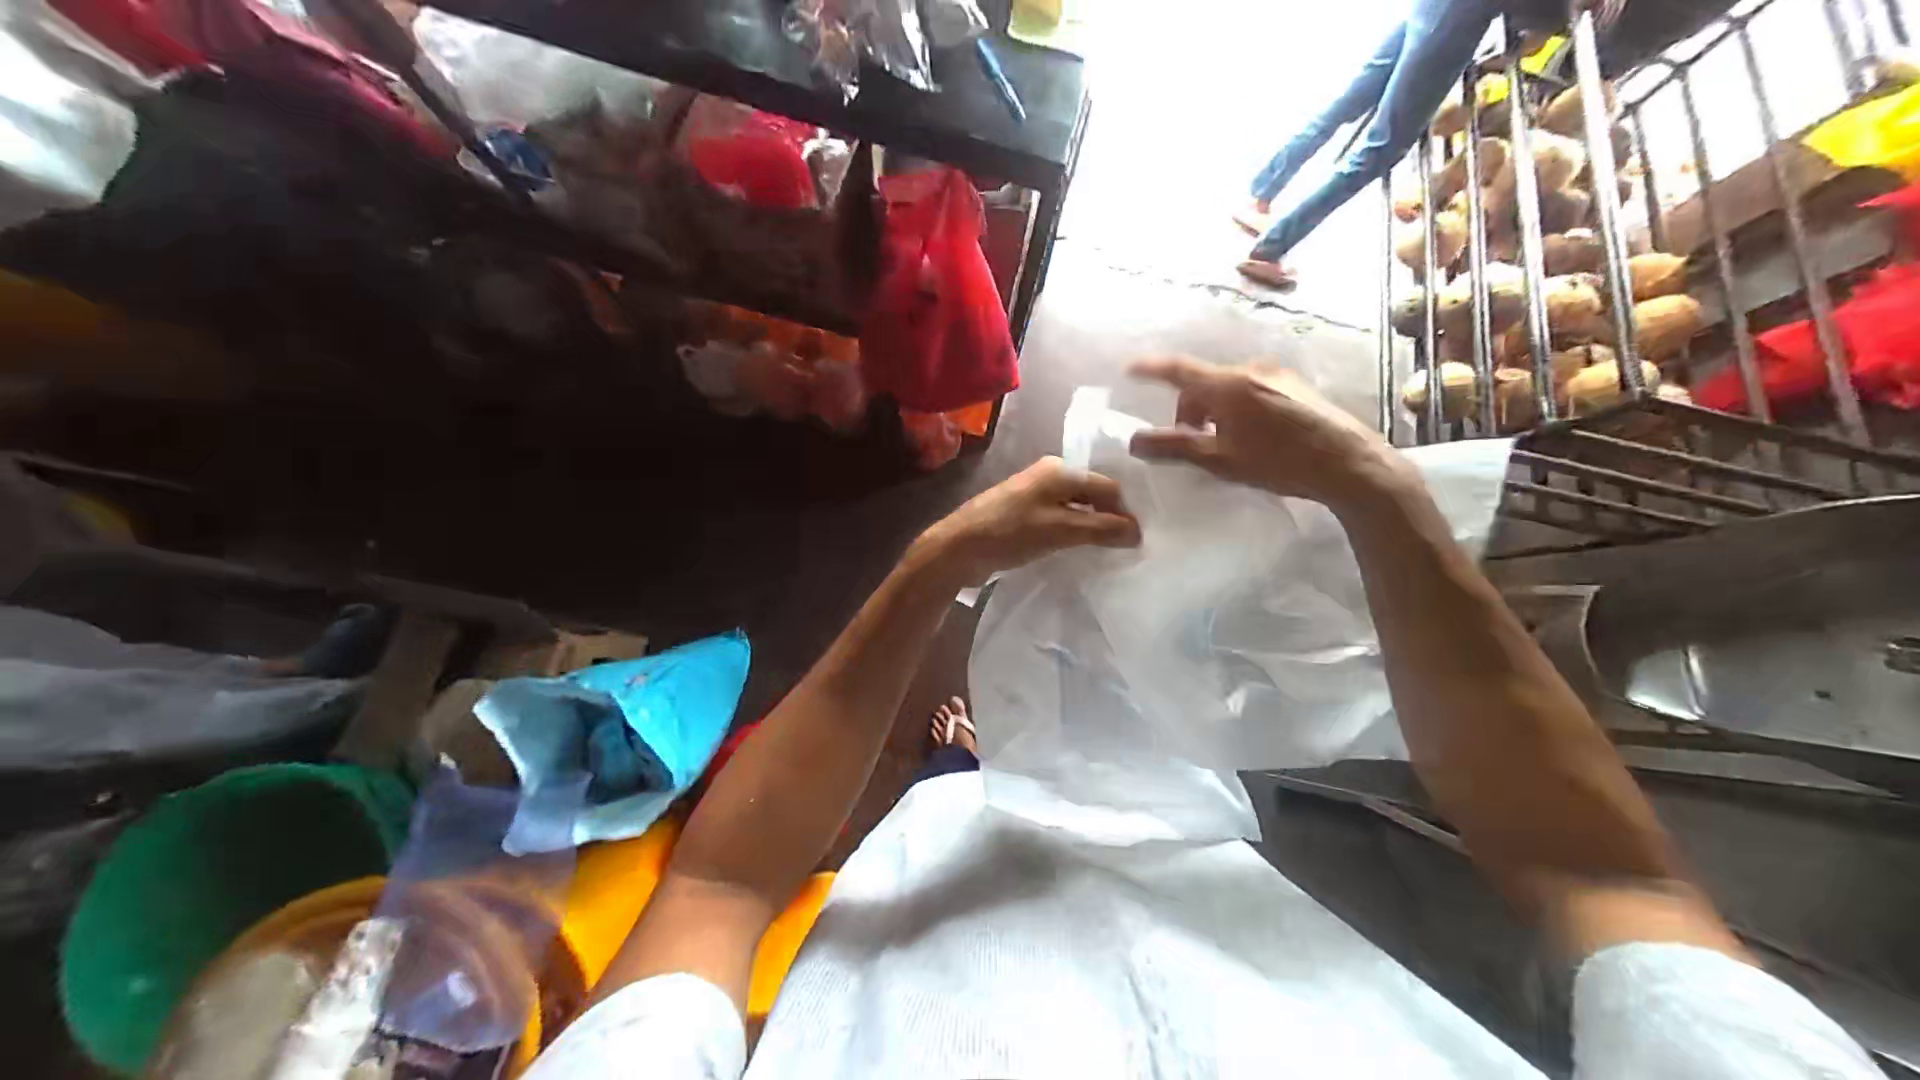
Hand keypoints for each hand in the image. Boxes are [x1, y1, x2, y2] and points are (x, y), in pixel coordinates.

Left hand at [916, 457, 1140, 581]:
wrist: (957, 548)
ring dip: (1092, 526)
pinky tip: (1079, 549)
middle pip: (1092, 493)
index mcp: (1060, 470)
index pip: (1108, 486)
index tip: (1139, 539)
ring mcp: (1034, 494)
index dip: (1125, 511)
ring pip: (1076, 507)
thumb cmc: (1010, 533)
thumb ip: (1100, 529)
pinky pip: (1060, 518)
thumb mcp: (1060, 530)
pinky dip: (1073, 531)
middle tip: (1129, 546)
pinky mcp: (1024, 513)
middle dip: (1110, 517)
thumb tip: (1137, 532)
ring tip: (1108, 550)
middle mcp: (1049, 474)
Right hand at [1129, 356, 1414, 511]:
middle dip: (1190, 409)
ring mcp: (1277, 375)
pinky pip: (1252, 390)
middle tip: (1191, 442)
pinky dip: (1237, 409)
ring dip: (1215, 411)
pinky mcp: (1296, 386)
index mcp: (1228, 385)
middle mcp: (1251, 370)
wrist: (1350, 464)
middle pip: (1204, 383)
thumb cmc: (1278, 463)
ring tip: (1224, 444)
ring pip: (1228, 388)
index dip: (1151, 369)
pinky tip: (1252, 438)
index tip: (1130, 369)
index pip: (1178, 370)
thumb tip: (1134, 440)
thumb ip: (1174, 447)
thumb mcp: (1220, 460)